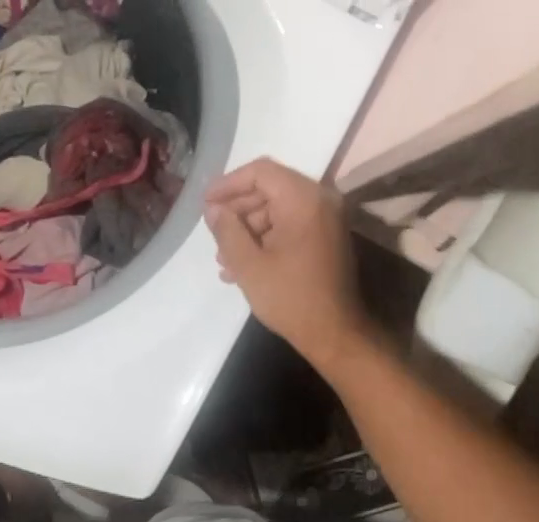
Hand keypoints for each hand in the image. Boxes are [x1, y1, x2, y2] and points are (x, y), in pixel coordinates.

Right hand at [204, 158, 378, 367]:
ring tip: (224, 259)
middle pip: (270, 189)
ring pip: (278, 210)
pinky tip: (243, 266)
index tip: (205, 203)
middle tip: (213, 234)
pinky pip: (291, 226)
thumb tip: (213, 210)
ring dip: (248, 230)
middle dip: (238, 211)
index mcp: (303, 199)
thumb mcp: (249, 266)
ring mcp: (326, 219)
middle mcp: (320, 200)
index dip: (229, 184)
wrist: (333, 331)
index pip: (261, 172)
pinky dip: (266, 239)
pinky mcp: (326, 238)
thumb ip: (227, 231)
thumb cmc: (289, 298)